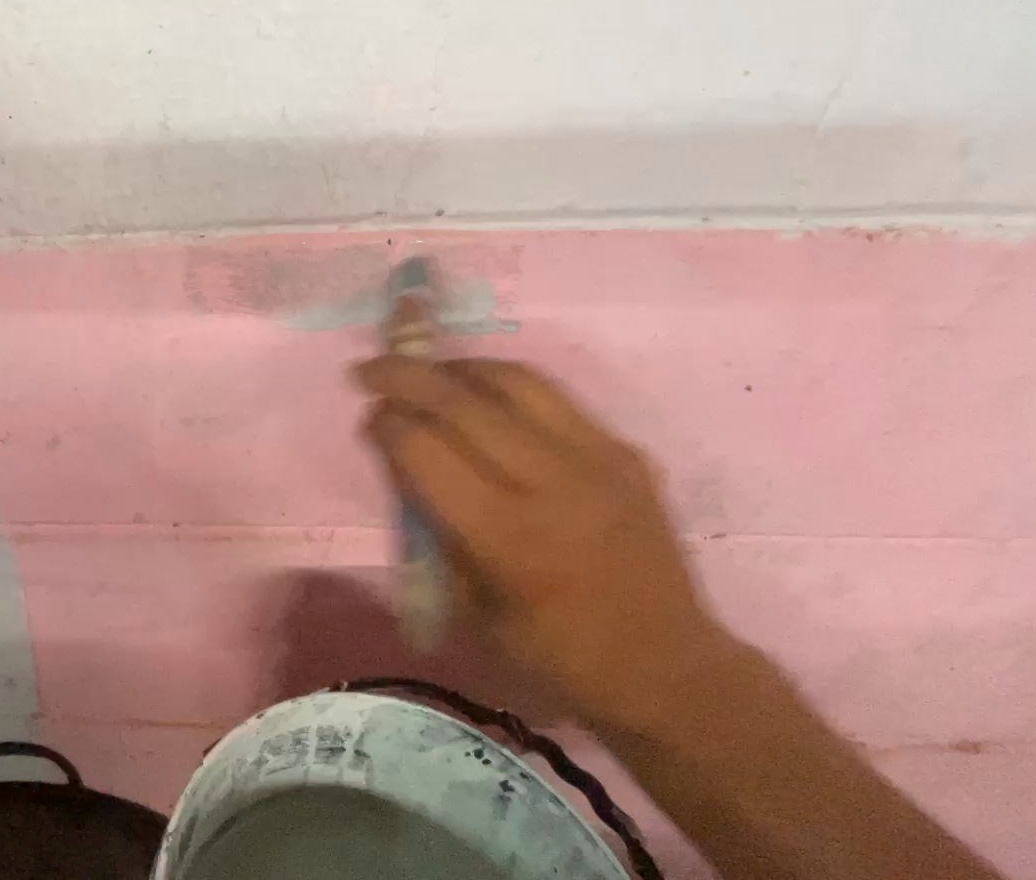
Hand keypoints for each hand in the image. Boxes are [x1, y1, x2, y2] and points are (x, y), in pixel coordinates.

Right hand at [355, 355, 732, 729]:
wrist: (667, 667)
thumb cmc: (552, 653)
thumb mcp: (468, 602)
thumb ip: (433, 523)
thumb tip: (400, 457)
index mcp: (506, 535)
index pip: (426, 449)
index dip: (386, 425)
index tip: (369, 420)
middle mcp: (552, 482)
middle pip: (461, 402)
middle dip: (405, 377)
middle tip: (371, 370)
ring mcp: (596, 459)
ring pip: (513, 380)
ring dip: (456, 368)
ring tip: (427, 371)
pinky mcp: (625, 450)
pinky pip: (554, 397)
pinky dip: (505, 386)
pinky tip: (484, 395)